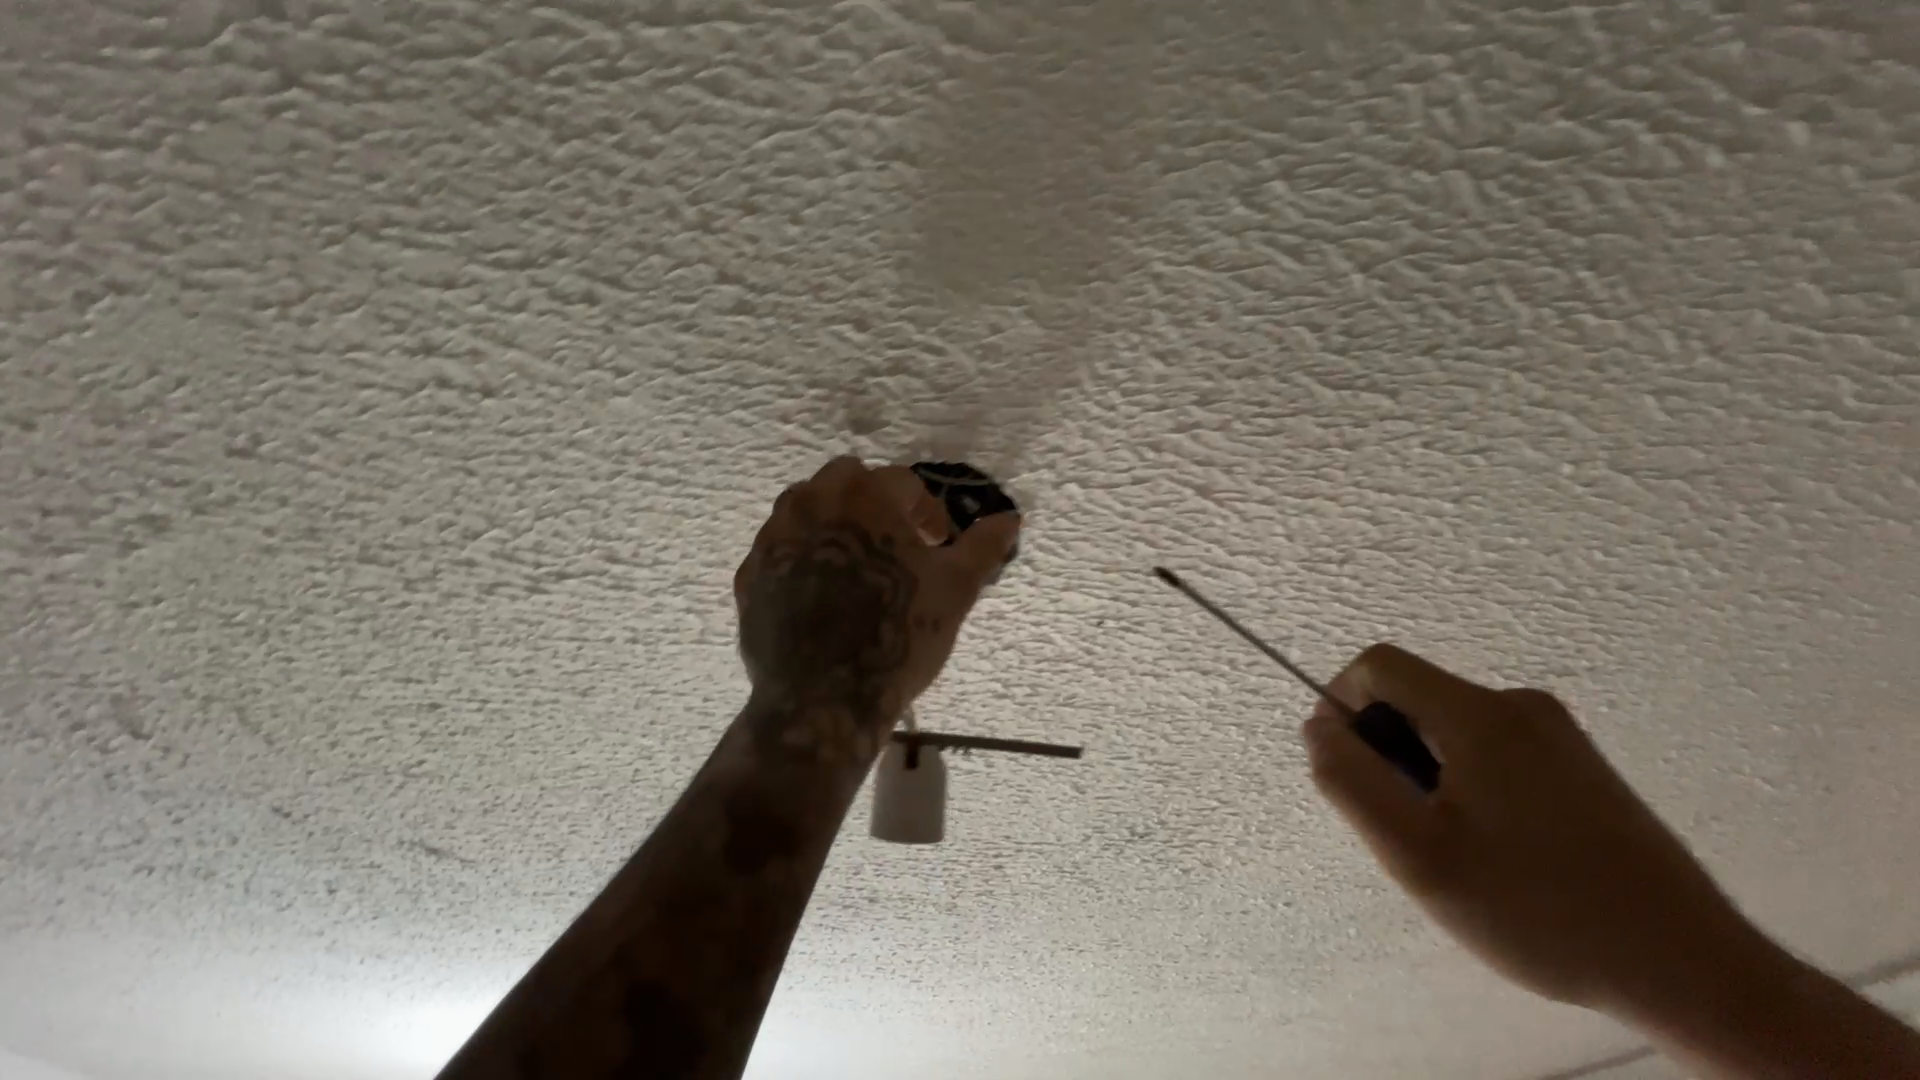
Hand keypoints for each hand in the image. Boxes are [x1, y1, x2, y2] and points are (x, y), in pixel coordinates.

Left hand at [733, 456, 1019, 724]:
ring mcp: (772, 538)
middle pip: (847, 481)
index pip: (904, 484)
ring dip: (835, 523)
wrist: (824, 699)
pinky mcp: (748, 576)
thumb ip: (983, 546)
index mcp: (864, 495)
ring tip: (858, 568)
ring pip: (806, 509)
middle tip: (898, 548)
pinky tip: (821, 595)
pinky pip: (780, 550)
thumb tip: (1011, 518)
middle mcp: (810, 502)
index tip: (939, 545)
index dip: (928, 513)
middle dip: (876, 504)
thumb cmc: (899, 634)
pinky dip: (802, 558)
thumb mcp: (955, 589)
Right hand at [1304, 644, 1760, 1017]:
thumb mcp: (1415, 852)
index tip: (1345, 769)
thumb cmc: (1537, 908)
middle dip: (1387, 750)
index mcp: (1478, 713)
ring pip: (1449, 730)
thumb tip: (1319, 728)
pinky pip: (1490, 751)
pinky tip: (1496, 853)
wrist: (1690, 968)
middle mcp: (1519, 706)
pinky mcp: (1580, 766)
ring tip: (1453, 849)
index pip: (1377, 666)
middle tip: (1405, 827)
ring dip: (1426, 774)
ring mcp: (1557, 735)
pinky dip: (1466, 785)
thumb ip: (1350, 780)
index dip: (1340, 704)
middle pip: (1414, 698)